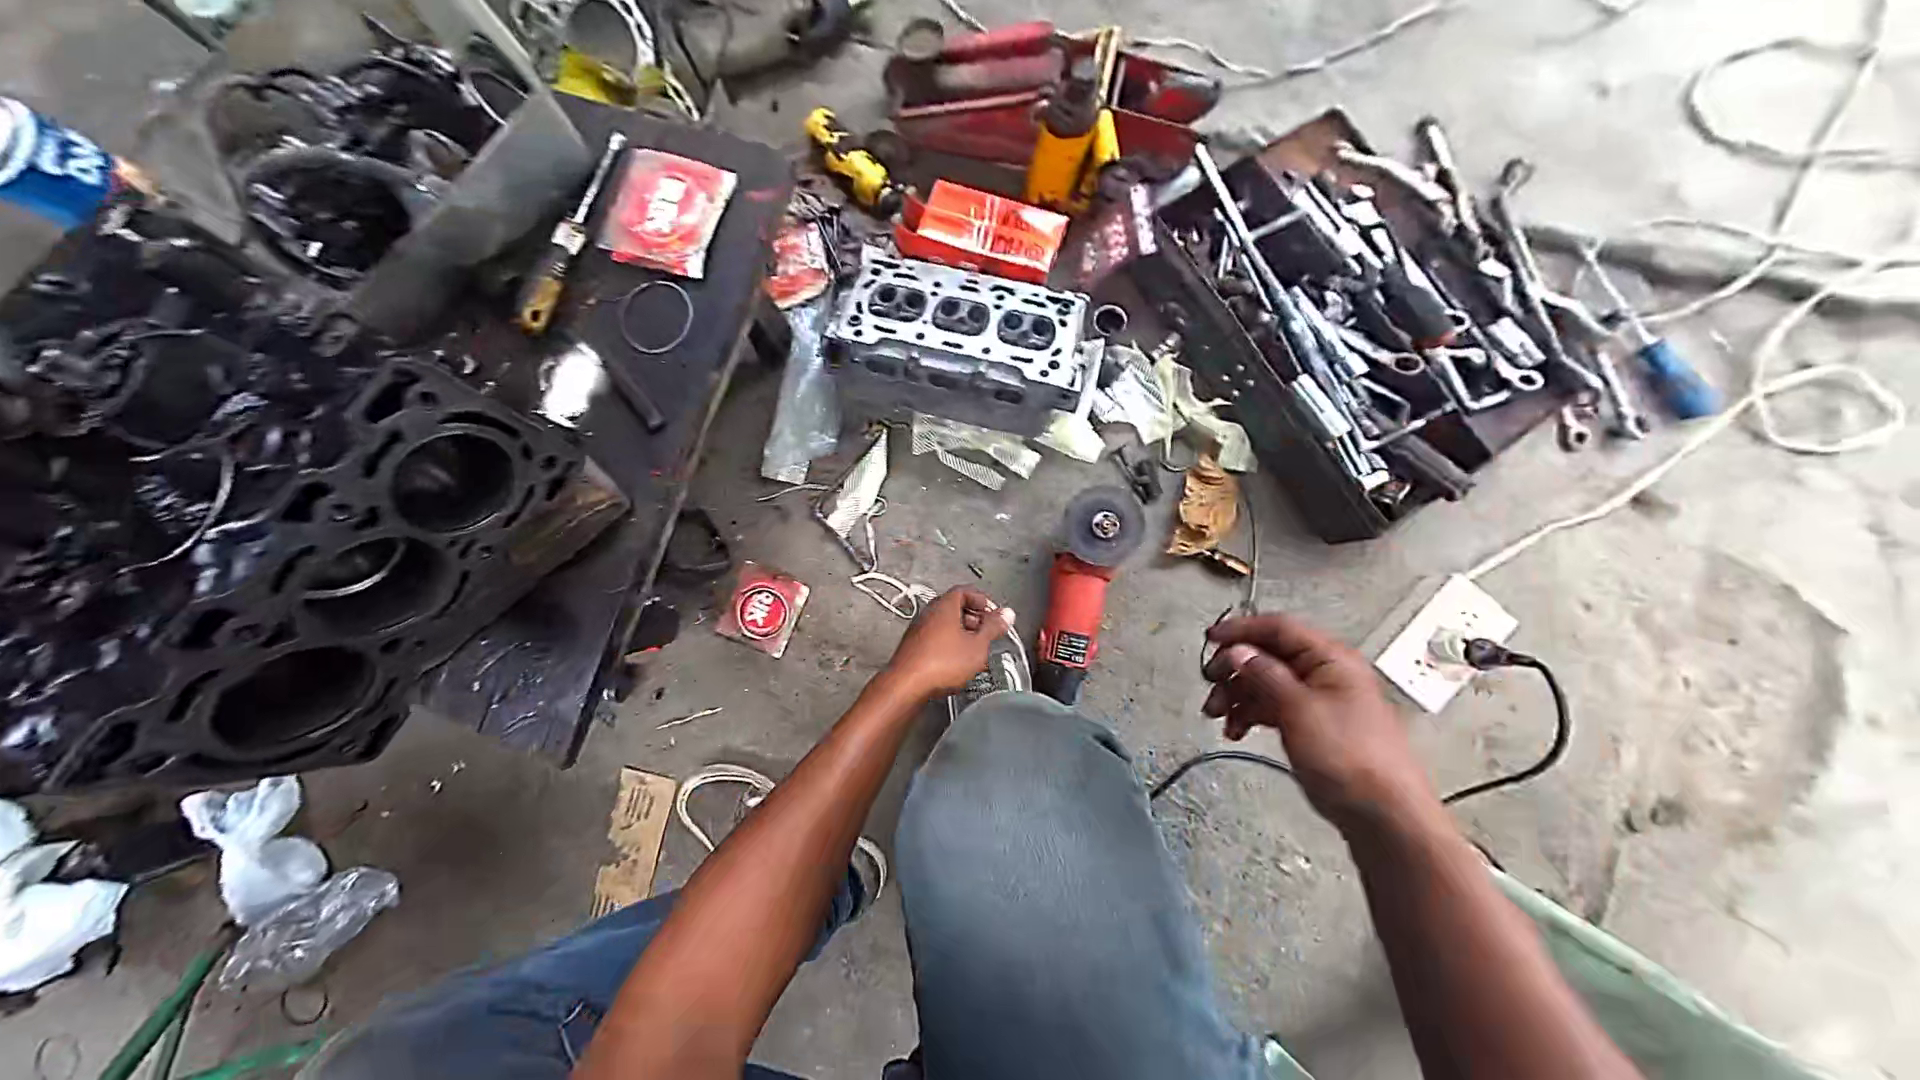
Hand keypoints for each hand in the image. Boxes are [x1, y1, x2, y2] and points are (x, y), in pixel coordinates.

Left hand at [884, 587, 1016, 699]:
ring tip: (975, 648)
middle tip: (987, 630)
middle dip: (974, 618)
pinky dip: (948, 645)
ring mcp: (918, 631)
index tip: (993, 612)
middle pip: (954, 607)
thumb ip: (993, 628)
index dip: (982, 600)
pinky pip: (935, 640)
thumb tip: (1006, 614)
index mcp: (944, 606)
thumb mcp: (977, 645)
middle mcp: (929, 614)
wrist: (906, 686)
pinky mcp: (913, 648)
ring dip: (961, 633)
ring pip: (944, 624)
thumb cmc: (939, 663)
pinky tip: (956, 662)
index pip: (964, 591)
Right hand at [1202, 613, 1435, 830]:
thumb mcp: (1299, 708)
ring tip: (1218, 712)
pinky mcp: (1312, 724)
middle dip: (1235, 668)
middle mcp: (1326, 674)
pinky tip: (1237, 729)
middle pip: (1268, 656)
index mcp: (1331, 659)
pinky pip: (1272, 707)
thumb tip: (1239, 651)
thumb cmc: (1355, 760)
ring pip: (1265, 683)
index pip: (1278, 629)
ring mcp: (1319, 700)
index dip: (1241, 630)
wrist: (1382, 814)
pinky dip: (1250, 714)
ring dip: (1237, 694)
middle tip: (1212, 680)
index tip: (1212, 640)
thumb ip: (1264, 674)